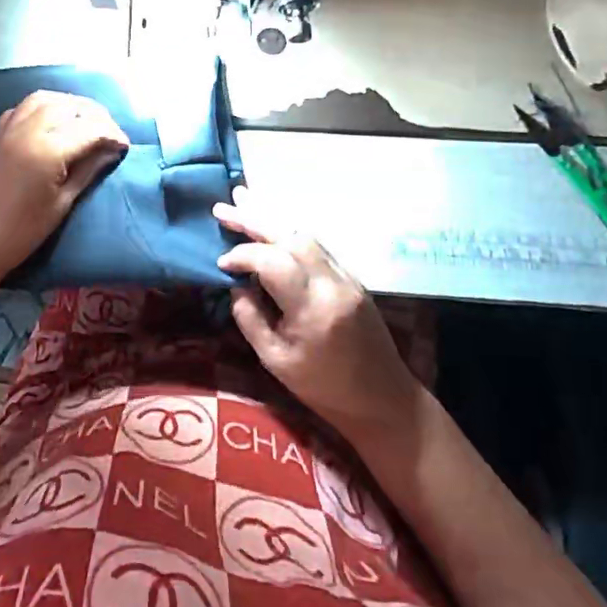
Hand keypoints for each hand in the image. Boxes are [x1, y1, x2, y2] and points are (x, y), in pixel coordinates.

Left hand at [0, 91, 130, 271]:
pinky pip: (24, 106)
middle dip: (94, 115)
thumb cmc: (22, 231)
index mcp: (47, 149)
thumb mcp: (62, 203)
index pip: (89, 128)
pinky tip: (54, 121)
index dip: (112, 134)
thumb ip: (87, 170)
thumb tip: (111, 150)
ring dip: (70, 104)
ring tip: (86, 121)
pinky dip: (45, 106)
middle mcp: (27, 129)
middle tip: (110, 133)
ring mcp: (8, 127)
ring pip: (45, 99)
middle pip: (69, 106)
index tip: (124, 146)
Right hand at [215, 187, 421, 435]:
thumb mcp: (274, 359)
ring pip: (305, 235)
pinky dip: (288, 234)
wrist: (384, 401)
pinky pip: (316, 247)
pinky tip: (270, 228)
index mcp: (312, 308)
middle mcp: (333, 284)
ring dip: (271, 220)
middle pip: (291, 237)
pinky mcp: (353, 279)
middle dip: (253, 219)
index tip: (221, 263)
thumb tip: (235, 284)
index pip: (271, 261)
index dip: (242, 256)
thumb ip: (249, 317)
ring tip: (241, 204)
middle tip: (222, 209)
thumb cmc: (324, 388)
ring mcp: (347, 278)